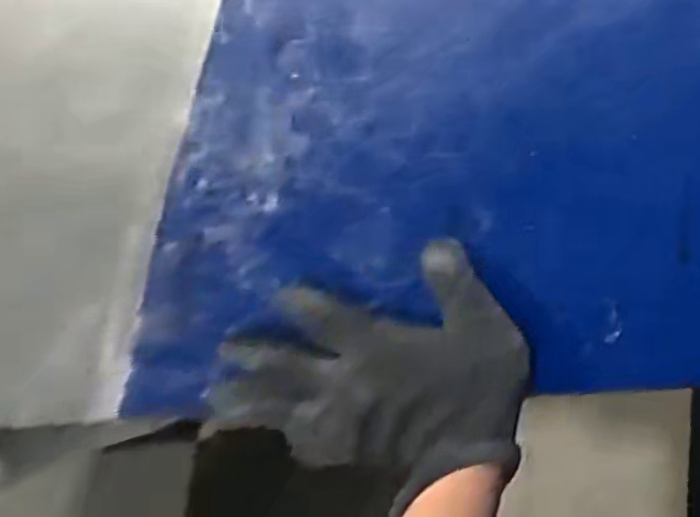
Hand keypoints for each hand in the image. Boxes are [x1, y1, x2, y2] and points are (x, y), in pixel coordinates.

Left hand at [208, 240, 530, 514]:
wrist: (467, 453)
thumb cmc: (476, 378)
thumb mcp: (480, 321)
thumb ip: (454, 283)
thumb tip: (433, 245)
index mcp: (376, 345)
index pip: (327, 319)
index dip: (301, 303)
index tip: (279, 291)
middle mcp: (345, 381)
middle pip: (287, 366)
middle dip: (255, 354)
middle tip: (226, 345)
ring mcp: (339, 420)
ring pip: (280, 408)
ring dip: (248, 399)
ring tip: (219, 395)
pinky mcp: (343, 450)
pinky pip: (299, 441)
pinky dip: (281, 433)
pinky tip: (278, 431)